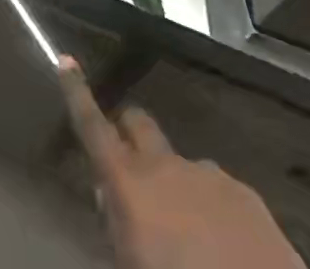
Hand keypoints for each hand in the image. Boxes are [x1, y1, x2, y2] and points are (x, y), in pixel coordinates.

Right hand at [61, 58, 304, 268]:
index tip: (66, 60)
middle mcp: (166, 165)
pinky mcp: (244, 192)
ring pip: (178, 162)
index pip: (92, 126)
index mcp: (129, 181)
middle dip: (126, 128)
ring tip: (182, 224)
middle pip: (138, 121)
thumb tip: (107, 193)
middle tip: (124, 158)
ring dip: (172, 181)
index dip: (76, 92)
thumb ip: (114, 219)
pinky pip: (214, 188)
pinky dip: (208, 204)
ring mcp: (208, 174)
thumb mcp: (127, 259)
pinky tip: (218, 239)